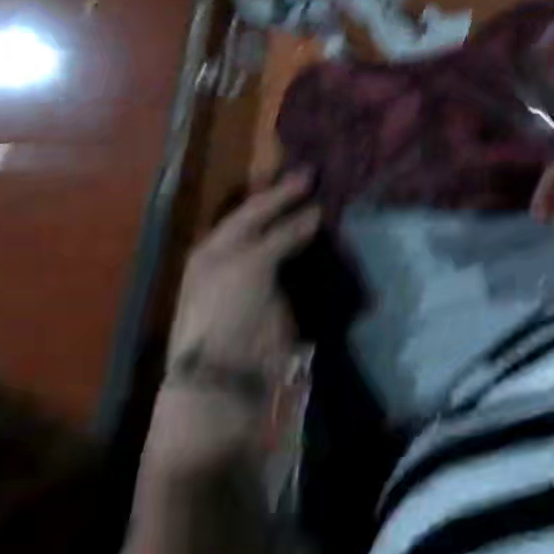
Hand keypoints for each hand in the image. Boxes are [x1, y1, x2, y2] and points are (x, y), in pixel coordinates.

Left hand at [146, 172, 319, 480]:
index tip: (312, 172)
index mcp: (215, 248)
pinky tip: (337, 242)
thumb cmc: (227, 313)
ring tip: (337, 206)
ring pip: (289, 246)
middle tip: (326, 183)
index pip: (252, 210)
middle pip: (270, 225)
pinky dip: (319, 255)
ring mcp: (260, 283)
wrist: (229, 381)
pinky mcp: (282, 304)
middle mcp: (236, 261)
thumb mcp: (249, 266)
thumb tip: (317, 212)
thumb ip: (283, 235)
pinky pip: (303, 270)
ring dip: (310, 229)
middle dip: (296, 206)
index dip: (280, 191)